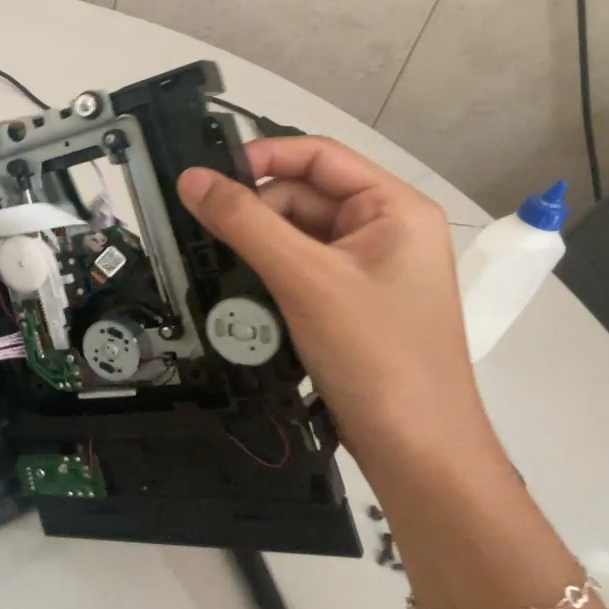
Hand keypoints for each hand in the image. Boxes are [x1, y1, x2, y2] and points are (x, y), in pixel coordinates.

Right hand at [176, 137, 498, 479]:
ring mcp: (368, 268)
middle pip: (301, 195)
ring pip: (293, 233)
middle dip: (256, 215)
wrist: (417, 452)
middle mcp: (385, 229)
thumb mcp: (303, 279)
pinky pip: (297, 266)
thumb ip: (244, 222)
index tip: (208, 179)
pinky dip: (268, 275)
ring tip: (233, 276)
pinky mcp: (349, 300)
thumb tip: (190, 178)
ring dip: (258, 249)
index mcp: (394, 209)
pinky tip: (250, 297)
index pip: (318, 156)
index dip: (262, 158)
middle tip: (213, 240)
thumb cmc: (375, 355)